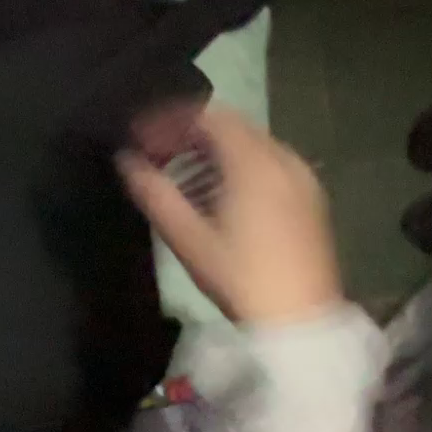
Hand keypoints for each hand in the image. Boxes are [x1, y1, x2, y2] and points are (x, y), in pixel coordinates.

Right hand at [116, 106, 343, 324]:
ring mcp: (299, 176)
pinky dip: (231, 167)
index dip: (169, 119)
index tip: (137, 135)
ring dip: (207, 153)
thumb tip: (127, 162)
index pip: (209, 116)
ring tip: (175, 179)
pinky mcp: (305, 196)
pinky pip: (263, 164)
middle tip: (151, 155)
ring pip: (247, 145)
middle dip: (187, 135)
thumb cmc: (237, 275)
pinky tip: (210, 196)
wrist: (297, 315)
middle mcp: (283, 158)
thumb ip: (154, 194)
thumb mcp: (186, 237)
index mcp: (254, 162)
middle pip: (230, 127)